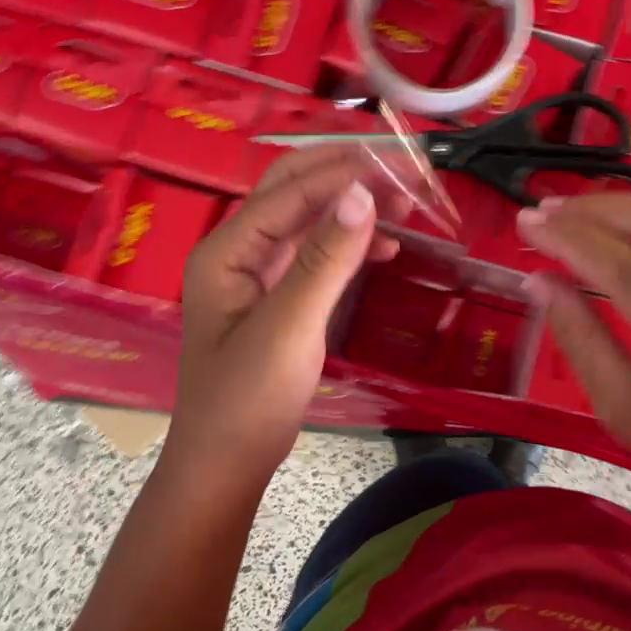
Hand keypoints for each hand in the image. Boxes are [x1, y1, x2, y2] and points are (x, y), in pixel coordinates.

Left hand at [171, 146, 405, 474]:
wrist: (225, 465)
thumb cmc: (249, 400)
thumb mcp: (290, 327)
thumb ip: (326, 259)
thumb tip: (363, 193)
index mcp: (227, 250)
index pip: (291, 191)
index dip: (346, 172)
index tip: (402, 165)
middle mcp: (238, 250)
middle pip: (293, 190)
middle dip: (346, 173)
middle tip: (404, 170)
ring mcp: (256, 273)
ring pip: (307, 219)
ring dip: (351, 204)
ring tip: (405, 204)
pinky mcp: (276, 297)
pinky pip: (314, 252)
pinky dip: (349, 241)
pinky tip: (384, 246)